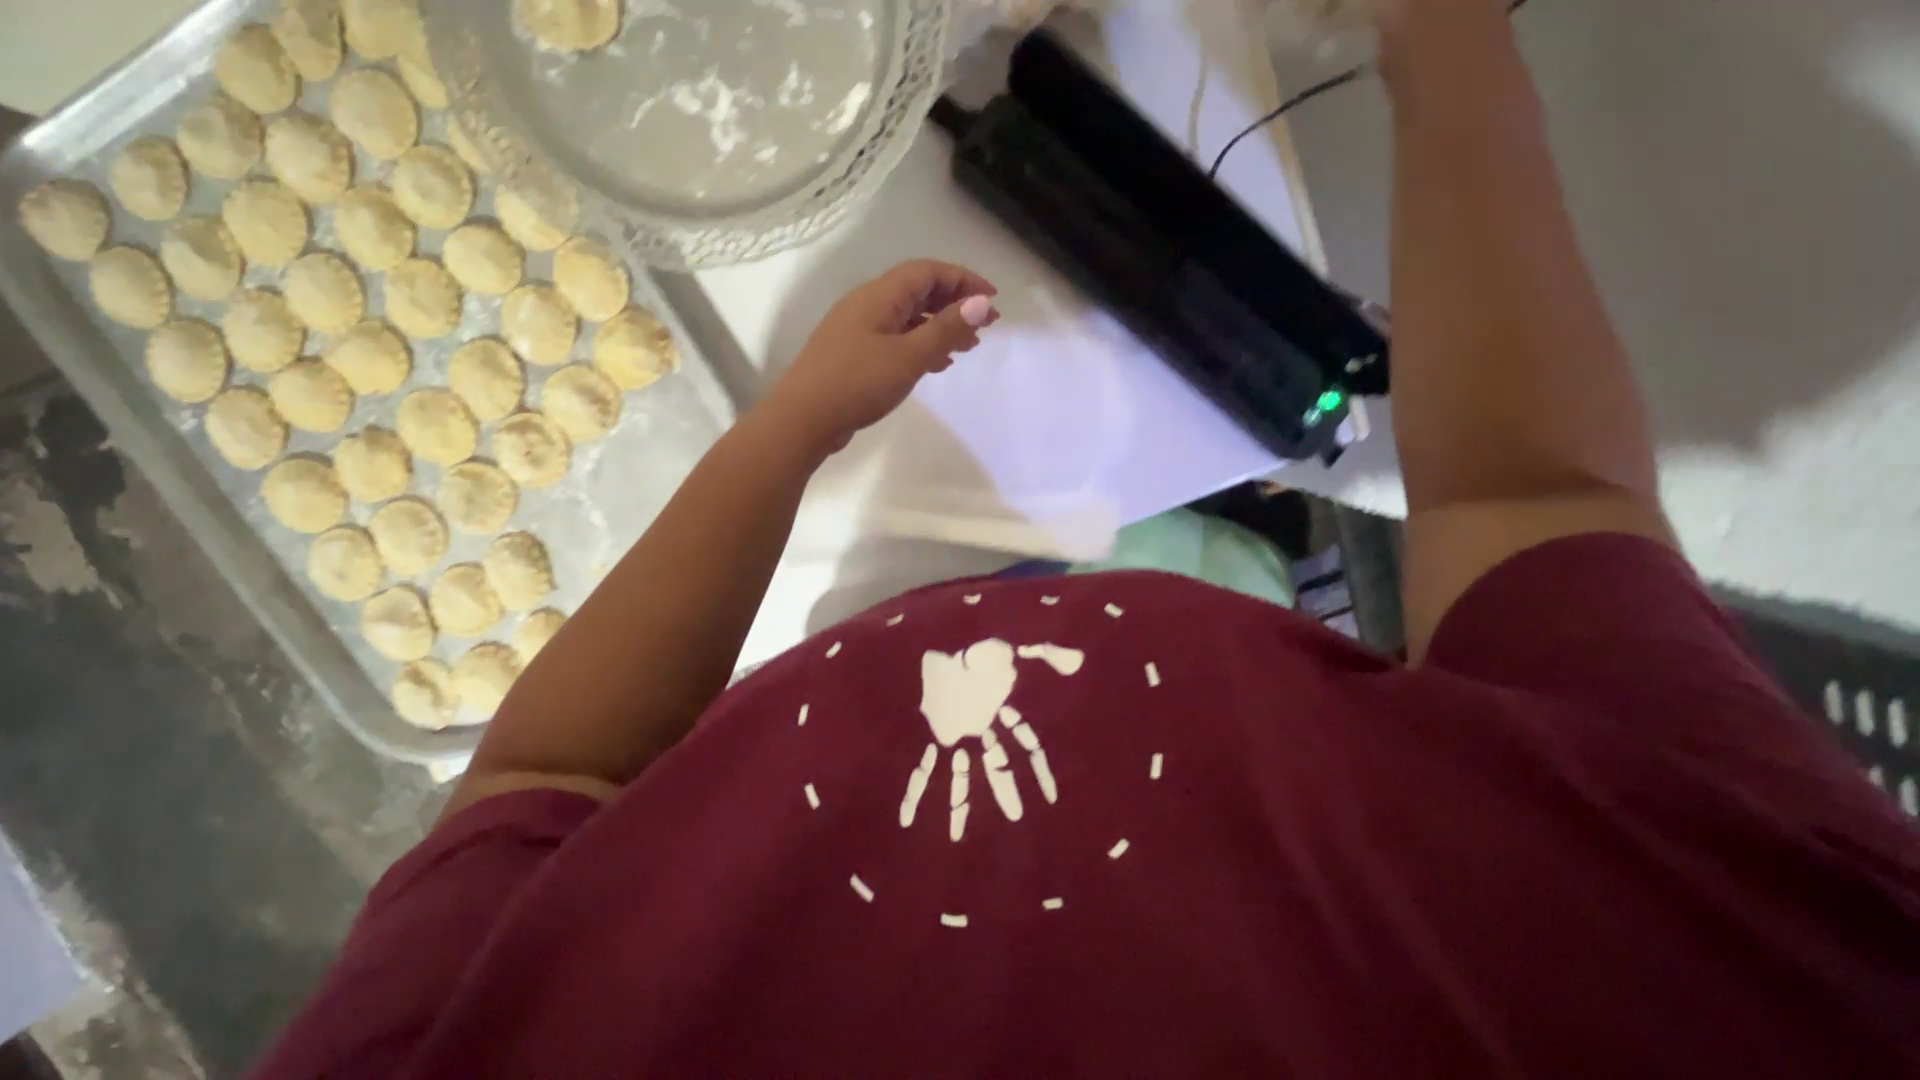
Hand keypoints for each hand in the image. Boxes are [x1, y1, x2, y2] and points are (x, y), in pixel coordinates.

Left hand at [763, 259, 998, 456]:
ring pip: (907, 318)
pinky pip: (895, 339)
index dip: (963, 279)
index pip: (928, 272)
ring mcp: (857, 330)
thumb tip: (980, 302)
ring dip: (940, 327)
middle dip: (955, 303)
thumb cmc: (857, 383)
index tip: (993, 299)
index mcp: (880, 296)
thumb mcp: (909, 356)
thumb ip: (946, 329)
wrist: (802, 420)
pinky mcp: (853, 355)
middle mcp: (867, 305)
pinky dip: (920, 345)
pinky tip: (937, 364)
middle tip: (986, 325)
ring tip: (968, 347)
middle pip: (918, 291)